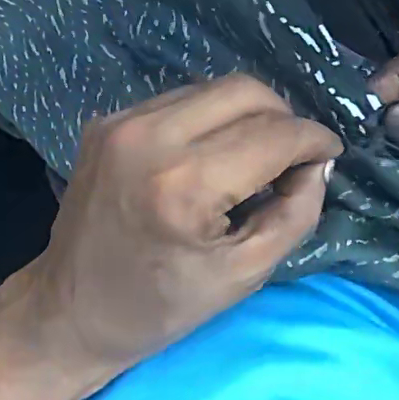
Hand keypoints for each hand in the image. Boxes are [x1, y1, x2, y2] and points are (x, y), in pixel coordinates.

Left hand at [0, 74, 342, 395]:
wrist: (68, 312)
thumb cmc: (162, 306)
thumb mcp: (246, 273)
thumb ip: (296, 212)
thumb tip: (318, 163)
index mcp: (185, 186)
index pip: (274, 134)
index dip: (314, 139)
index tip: (330, 153)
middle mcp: (150, 138)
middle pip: (247, 91)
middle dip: (286, 118)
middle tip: (294, 156)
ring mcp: (123, 122)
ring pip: (216, 87)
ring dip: (251, 114)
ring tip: (257, 155)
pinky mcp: (108, 120)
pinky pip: (184, 98)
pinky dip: (215, 117)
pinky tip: (216, 152)